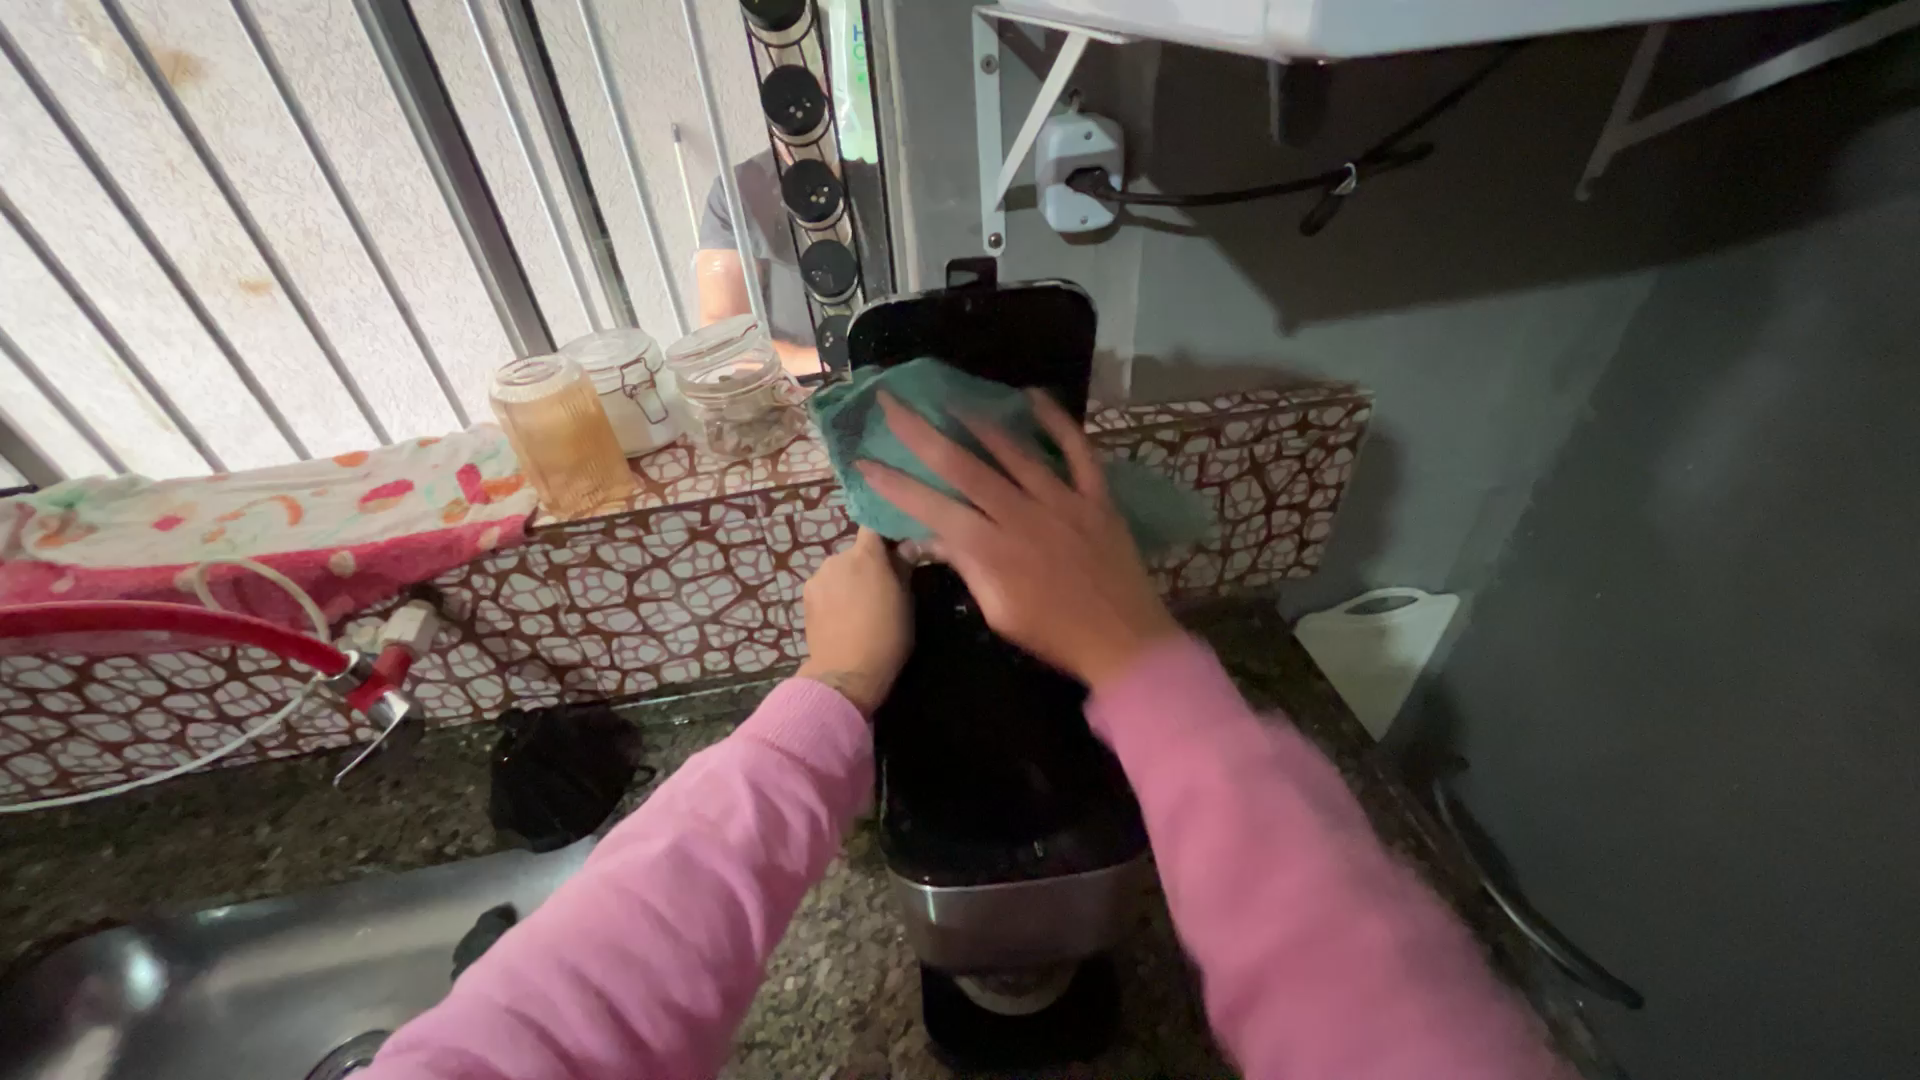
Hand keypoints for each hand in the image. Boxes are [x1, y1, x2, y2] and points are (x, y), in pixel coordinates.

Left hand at [795, 528, 911, 715]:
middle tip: (880, 587)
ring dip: (849, 579)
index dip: (885, 535)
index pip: (874, 527)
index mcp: (866, 554)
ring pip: (839, 569)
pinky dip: (834, 593)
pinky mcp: (806, 596)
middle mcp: (838, 557)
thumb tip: (910, 544)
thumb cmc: (887, 635)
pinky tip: (841, 615)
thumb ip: (904, 567)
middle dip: (867, 563)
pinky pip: (825, 585)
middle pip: (856, 551)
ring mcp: (818, 577)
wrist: (846, 671)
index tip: (896, 547)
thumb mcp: (905, 601)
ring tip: (859, 606)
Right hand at [858, 389, 1180, 689]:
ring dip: (978, 421)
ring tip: (950, 397)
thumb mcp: (998, 612)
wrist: (1124, 642)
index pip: (932, 508)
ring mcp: (1063, 502)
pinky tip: (1034, 396)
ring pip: (1014, 452)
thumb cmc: (1053, 635)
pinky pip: (1078, 450)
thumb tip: (930, 535)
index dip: (895, 484)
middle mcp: (1022, 516)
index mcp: (992, 550)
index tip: (865, 460)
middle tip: (892, 402)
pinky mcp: (1096, 498)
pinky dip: (1057, 421)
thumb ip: (967, 567)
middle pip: (964, 466)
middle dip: (922, 433)